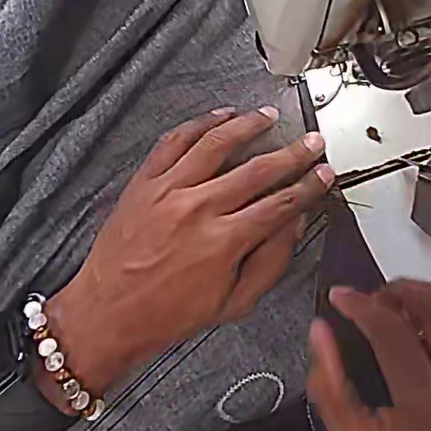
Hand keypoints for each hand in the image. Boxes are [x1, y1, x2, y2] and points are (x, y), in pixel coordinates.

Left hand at [46, 107, 331, 399]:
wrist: (108, 313)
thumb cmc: (167, 313)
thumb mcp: (233, 302)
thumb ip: (270, 261)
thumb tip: (295, 225)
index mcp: (224, 242)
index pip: (281, 203)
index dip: (309, 186)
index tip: (322, 175)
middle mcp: (198, 209)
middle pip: (258, 169)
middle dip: (292, 153)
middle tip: (310, 142)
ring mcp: (168, 191)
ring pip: (217, 144)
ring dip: (248, 125)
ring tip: (267, 116)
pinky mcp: (144, 182)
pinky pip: (174, 141)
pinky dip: (199, 124)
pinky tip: (218, 117)